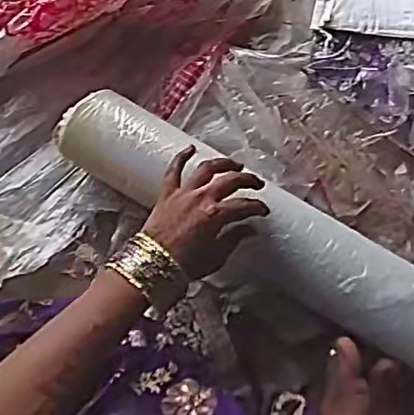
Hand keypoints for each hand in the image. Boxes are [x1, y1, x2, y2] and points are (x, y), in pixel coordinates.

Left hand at [140, 146, 269, 278]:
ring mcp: (184, 193)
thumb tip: (249, 229)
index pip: (244, 205)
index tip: (262, 209)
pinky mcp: (167, 194)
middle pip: (231, 181)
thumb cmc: (183, 265)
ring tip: (235, 164)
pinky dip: (182, 157)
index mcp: (216, 215)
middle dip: (248, 180)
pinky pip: (174, 170)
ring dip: (223, 163)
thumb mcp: (216, 256)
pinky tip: (191, 149)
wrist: (151, 266)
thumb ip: (234, 238)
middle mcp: (201, 198)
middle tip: (257, 183)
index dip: (257, 207)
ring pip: (207, 169)